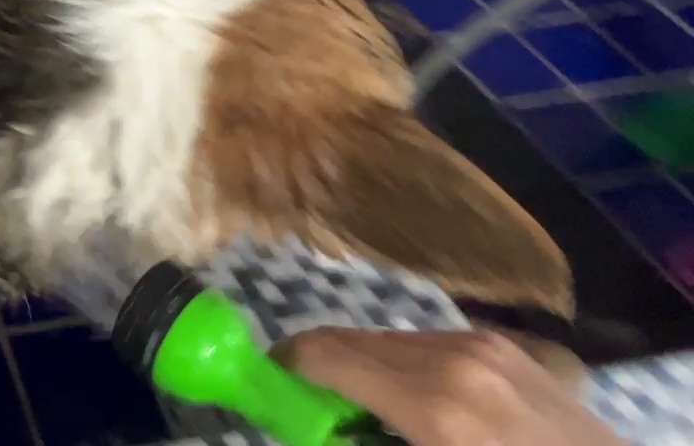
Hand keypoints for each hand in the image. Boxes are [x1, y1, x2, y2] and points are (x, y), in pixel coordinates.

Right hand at [278, 328, 620, 445]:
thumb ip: (361, 441)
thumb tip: (308, 422)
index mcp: (432, 405)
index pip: (321, 353)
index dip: (283, 364)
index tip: (269, 383)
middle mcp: (449, 359)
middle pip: (344, 338)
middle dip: (316, 364)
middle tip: (308, 397)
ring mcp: (480, 345)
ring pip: (380, 336)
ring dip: (359, 363)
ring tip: (365, 400)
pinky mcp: (502, 344)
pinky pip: (423, 341)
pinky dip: (401, 362)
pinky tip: (418, 395)